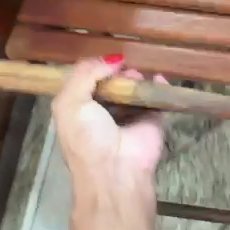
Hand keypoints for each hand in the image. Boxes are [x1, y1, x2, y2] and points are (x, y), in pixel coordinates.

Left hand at [51, 56, 166, 218]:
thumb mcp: (69, 104)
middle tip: (121, 67)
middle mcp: (105, 111)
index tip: (102, 60)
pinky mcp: (154, 117)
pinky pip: (158, 94)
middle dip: (117, 71)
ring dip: (137, 75)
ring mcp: (131, 113)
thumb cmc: (87, 138)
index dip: (93, 68)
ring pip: (135, 85)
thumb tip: (114, 59)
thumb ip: (84, 74)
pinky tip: (157, 78)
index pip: (86, 82)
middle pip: (113, 81)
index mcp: (80, 110)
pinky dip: (160, 83)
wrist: (116, 170)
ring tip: (135, 76)